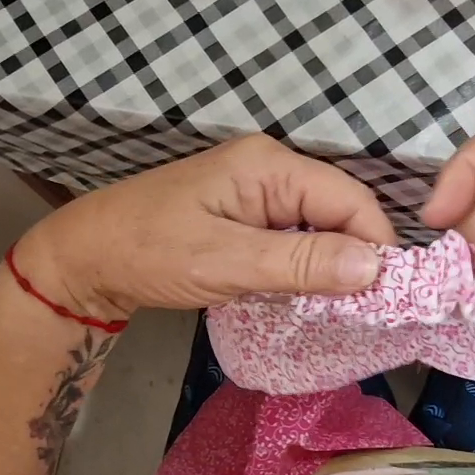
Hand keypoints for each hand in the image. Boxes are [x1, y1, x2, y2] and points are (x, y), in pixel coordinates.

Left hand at [13, 135, 396, 318]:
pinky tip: (306, 295)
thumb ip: (300, 264)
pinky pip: (292, 238)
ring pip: (318, 227)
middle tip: (365, 309)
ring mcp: (256, 193)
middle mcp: (269, 170)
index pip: (349, 198)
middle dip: (354, 257)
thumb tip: (375, 267)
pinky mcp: (245, 217)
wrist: (86, 259)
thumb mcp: (226, 262)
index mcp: (268, 165)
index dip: (375, 244)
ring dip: (329, 266)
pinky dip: (303, 267)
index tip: (388, 296)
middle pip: (338, 211)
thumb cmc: (149, 253)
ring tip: (341, 308)